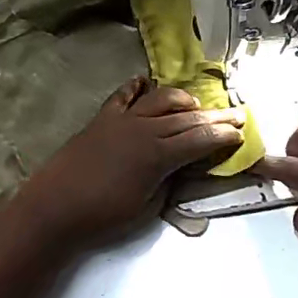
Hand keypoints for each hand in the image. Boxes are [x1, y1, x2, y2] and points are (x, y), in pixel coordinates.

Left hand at [13, 78, 244, 253]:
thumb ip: (168, 181)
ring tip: (196, 105)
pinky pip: (122, 96)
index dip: (223, 136)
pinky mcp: (102, 118)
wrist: (56, 205)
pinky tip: (144, 81)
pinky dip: (135, 87)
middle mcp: (144, 129)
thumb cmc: (104, 215)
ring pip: (159, 100)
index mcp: (158, 154)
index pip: (200, 140)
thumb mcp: (147, 206)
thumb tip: (180, 167)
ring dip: (181, 100)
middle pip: (186, 118)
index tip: (241, 133)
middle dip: (214, 117)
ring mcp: (121, 120)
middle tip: (236, 114)